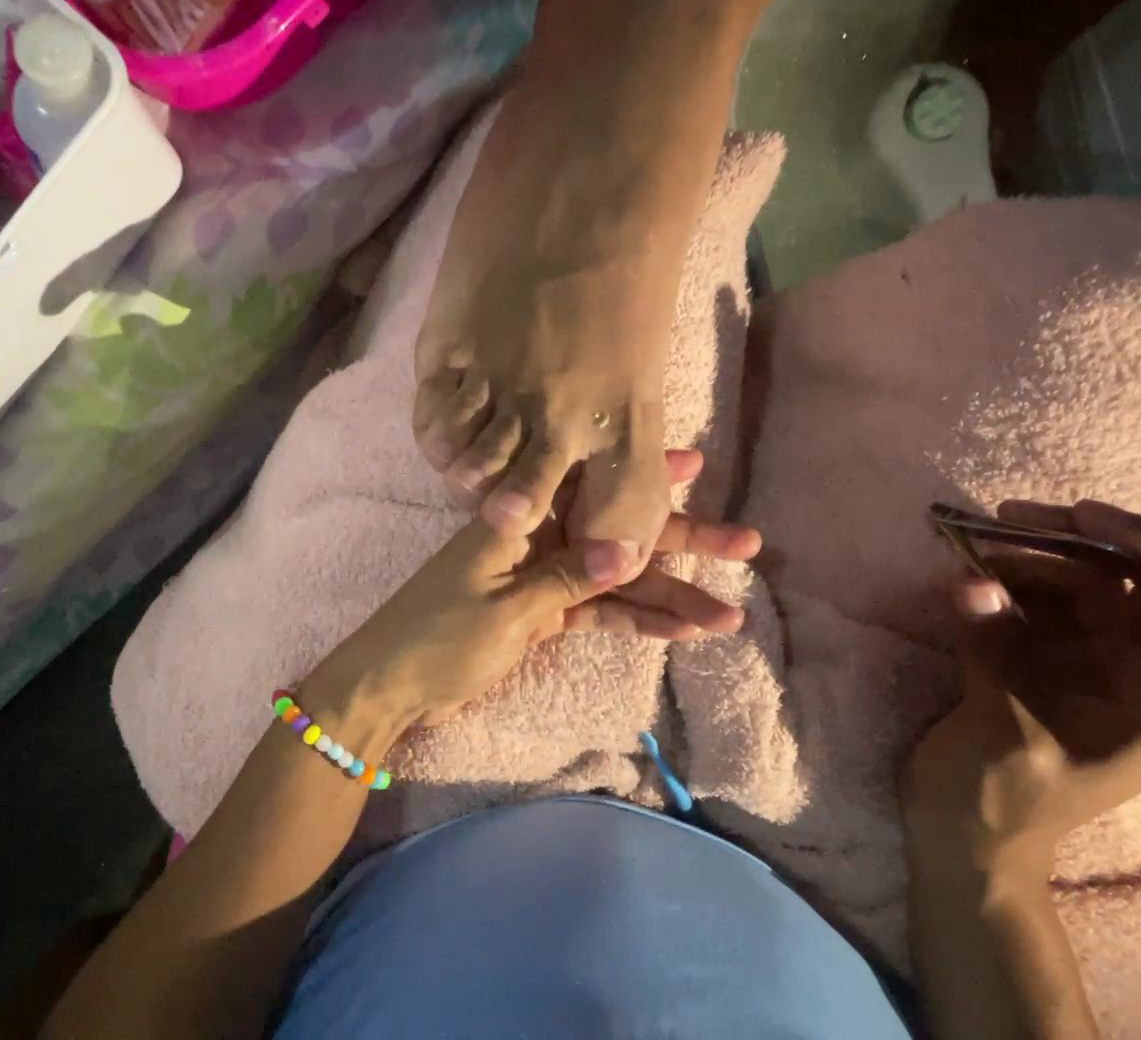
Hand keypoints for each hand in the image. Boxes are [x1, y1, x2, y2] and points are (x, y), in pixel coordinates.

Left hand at [305, 450, 759, 729]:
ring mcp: (539, 580)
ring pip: (614, 580)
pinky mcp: (538, 616)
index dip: (642, 475)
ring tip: (732, 611)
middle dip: (680, 541)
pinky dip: (632, 622)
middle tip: (748, 543)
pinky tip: (681, 632)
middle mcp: (534, 542)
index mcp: (517, 522)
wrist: (393, 682)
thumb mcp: (505, 605)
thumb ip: (566, 578)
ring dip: (668, 595)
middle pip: (616, 534)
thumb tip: (629, 546)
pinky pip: (594, 613)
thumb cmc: (438, 634)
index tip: (694, 458)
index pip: (588, 487)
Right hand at [414, 218, 674, 561]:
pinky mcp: (448, 344)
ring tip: (468, 474)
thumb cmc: (632, 259)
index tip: (594, 559)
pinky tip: (444, 428)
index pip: (611, 509)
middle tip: (503, 510)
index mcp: (620, 409)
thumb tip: (605, 489)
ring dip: (468, 477)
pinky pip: (432, 415)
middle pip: (518, 501)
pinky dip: (437, 433)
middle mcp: (555, 408)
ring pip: (467, 465)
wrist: (591, 168)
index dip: (605, 547)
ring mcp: (496, 376)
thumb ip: (627, 432)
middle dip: (512, 517)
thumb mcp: (647, 355)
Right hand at [903, 500, 1140, 862]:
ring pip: (1085, 589)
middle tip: (1006, 516)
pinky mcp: (1043, 665)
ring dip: (1031, 559)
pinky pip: (1038, 606)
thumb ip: (996, 652)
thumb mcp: (1004, 729)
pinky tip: (965, 576)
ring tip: (969, 546)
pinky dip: (1005, 583)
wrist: (966, 840)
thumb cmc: (1004, 799)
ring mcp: (1091, 668)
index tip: (1081, 516)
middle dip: (1082, 541)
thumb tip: (970, 581)